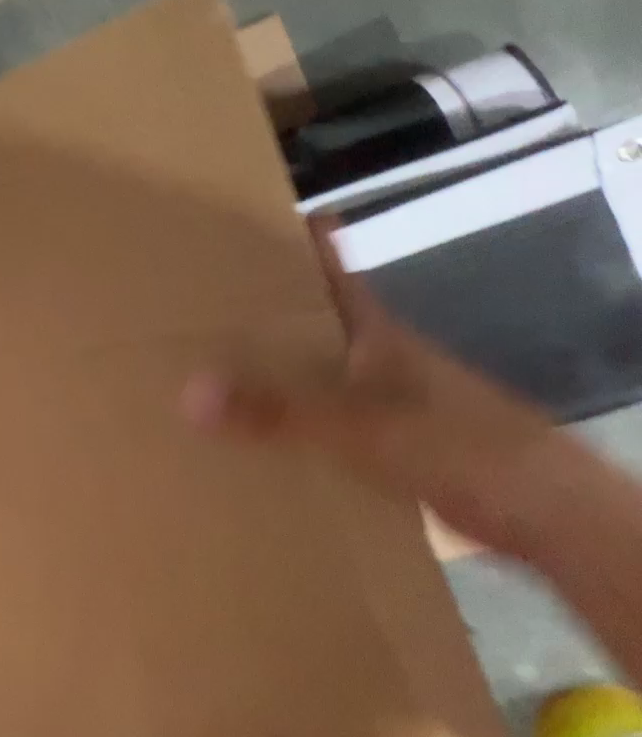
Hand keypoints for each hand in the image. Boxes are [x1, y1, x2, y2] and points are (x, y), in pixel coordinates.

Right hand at [180, 216, 595, 558]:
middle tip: (186, 298)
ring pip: (305, 372)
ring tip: (193, 364)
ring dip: (260, 369)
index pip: (329, 269)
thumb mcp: (362, 426)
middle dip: (252, 309)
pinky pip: (312, 421)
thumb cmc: (463, 446)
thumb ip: (278, 410)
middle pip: (305, 319)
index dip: (294, 240)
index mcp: (375, 332)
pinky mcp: (381, 444)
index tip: (241, 219)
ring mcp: (380, 401)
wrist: (550, 517)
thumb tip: (187, 392)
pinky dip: (277, 420)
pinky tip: (238, 432)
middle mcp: (373, 357)